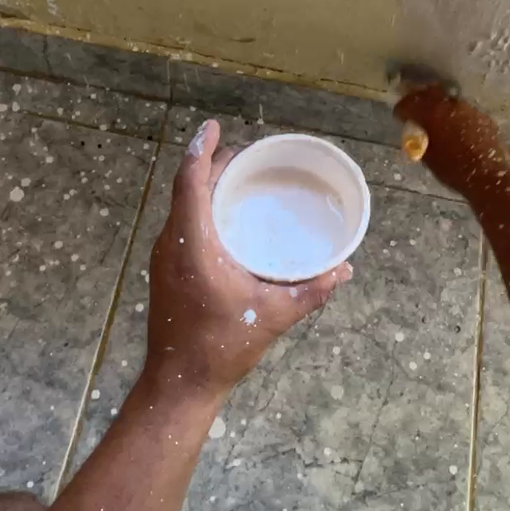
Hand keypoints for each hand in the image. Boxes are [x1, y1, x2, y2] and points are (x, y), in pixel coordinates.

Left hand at [143, 119, 352, 398]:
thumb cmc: (221, 346)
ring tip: (235, 174)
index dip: (200, 150)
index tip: (212, 126)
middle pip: (187, 189)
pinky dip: (200, 206)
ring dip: (204, 184)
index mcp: (193, 245)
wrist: (178, 384)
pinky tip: (222, 214)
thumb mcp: (273, 316)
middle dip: (211, 164)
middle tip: (243, 152)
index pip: (191, 183)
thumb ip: (311, 291)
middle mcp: (172, 243)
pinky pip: (181, 223)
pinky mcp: (166, 269)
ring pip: (181, 206)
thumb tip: (345, 269)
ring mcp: (164, 257)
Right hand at [394, 83, 509, 197]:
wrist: (490, 177)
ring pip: (449, 102)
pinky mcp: (484, 117)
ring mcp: (470, 109)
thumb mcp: (429, 157)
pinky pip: (464, 112)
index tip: (398, 115)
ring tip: (436, 120)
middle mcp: (451, 105)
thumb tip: (417, 133)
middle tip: (414, 110)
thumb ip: (420, 140)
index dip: (402, 108)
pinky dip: (456, 117)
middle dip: (419, 100)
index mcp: (433, 114)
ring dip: (440, 108)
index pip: (410, 103)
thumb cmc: (454, 171)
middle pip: (430, 94)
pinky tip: (457, 129)